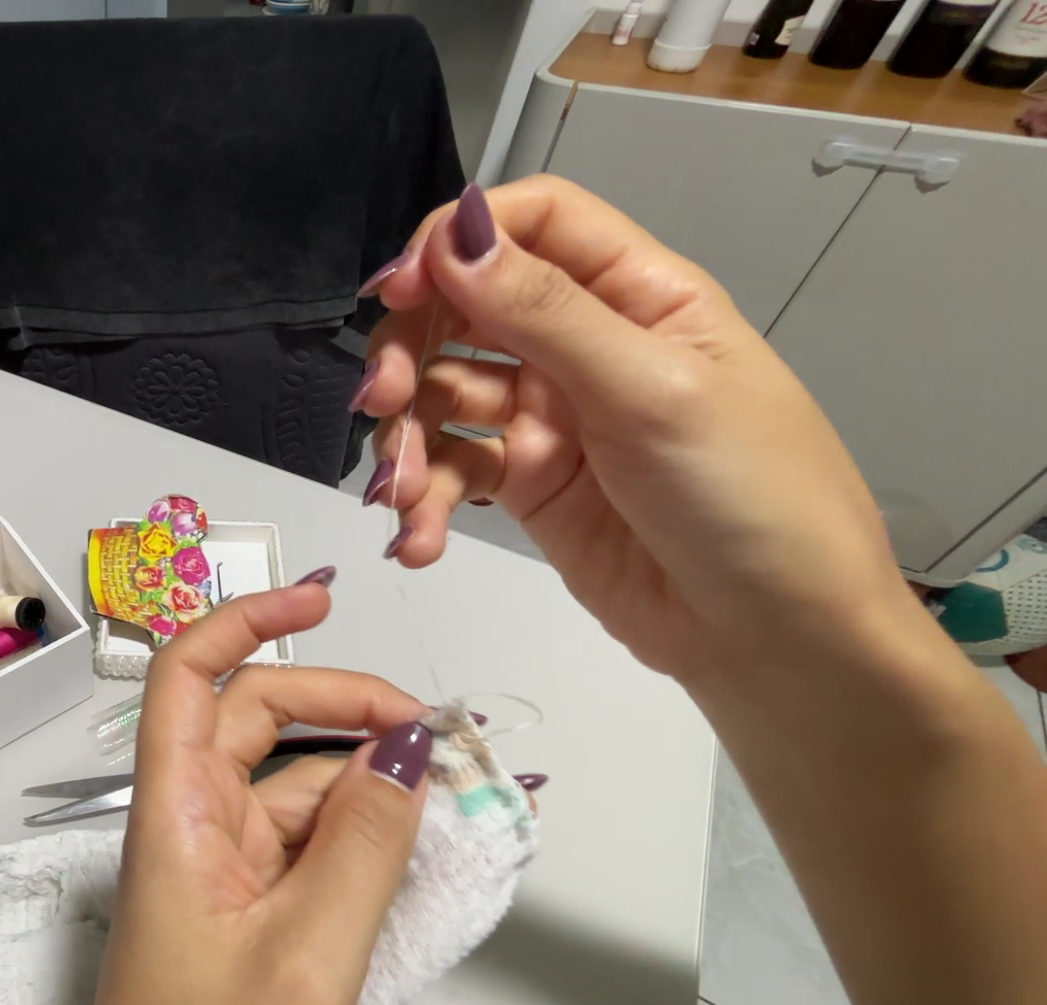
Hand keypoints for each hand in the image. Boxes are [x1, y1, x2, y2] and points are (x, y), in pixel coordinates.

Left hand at [82, 576, 434, 1004]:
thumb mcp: (306, 957)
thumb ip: (364, 846)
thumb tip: (412, 750)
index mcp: (172, 809)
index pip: (188, 675)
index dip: (245, 620)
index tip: (324, 596)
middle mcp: (189, 817)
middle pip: (254, 717)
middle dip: (339, 703)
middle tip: (431, 727)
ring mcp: (218, 860)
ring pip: (289, 781)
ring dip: (361, 773)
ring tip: (446, 784)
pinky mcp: (245, 902)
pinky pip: (303, 838)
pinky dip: (357, 829)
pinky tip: (414, 836)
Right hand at [356, 176, 917, 681]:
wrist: (765, 637)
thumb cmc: (745, 497)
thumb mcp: (650, 392)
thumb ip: (545, 312)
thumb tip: (454, 234)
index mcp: (635, 295)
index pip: (533, 226)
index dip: (457, 242)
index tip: (397, 293)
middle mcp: (579, 344)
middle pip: (463, 313)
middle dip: (409, 355)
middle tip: (379, 405)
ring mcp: (543, 415)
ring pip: (440, 398)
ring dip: (407, 444)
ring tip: (402, 500)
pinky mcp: (519, 480)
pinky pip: (449, 469)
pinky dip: (423, 502)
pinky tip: (419, 542)